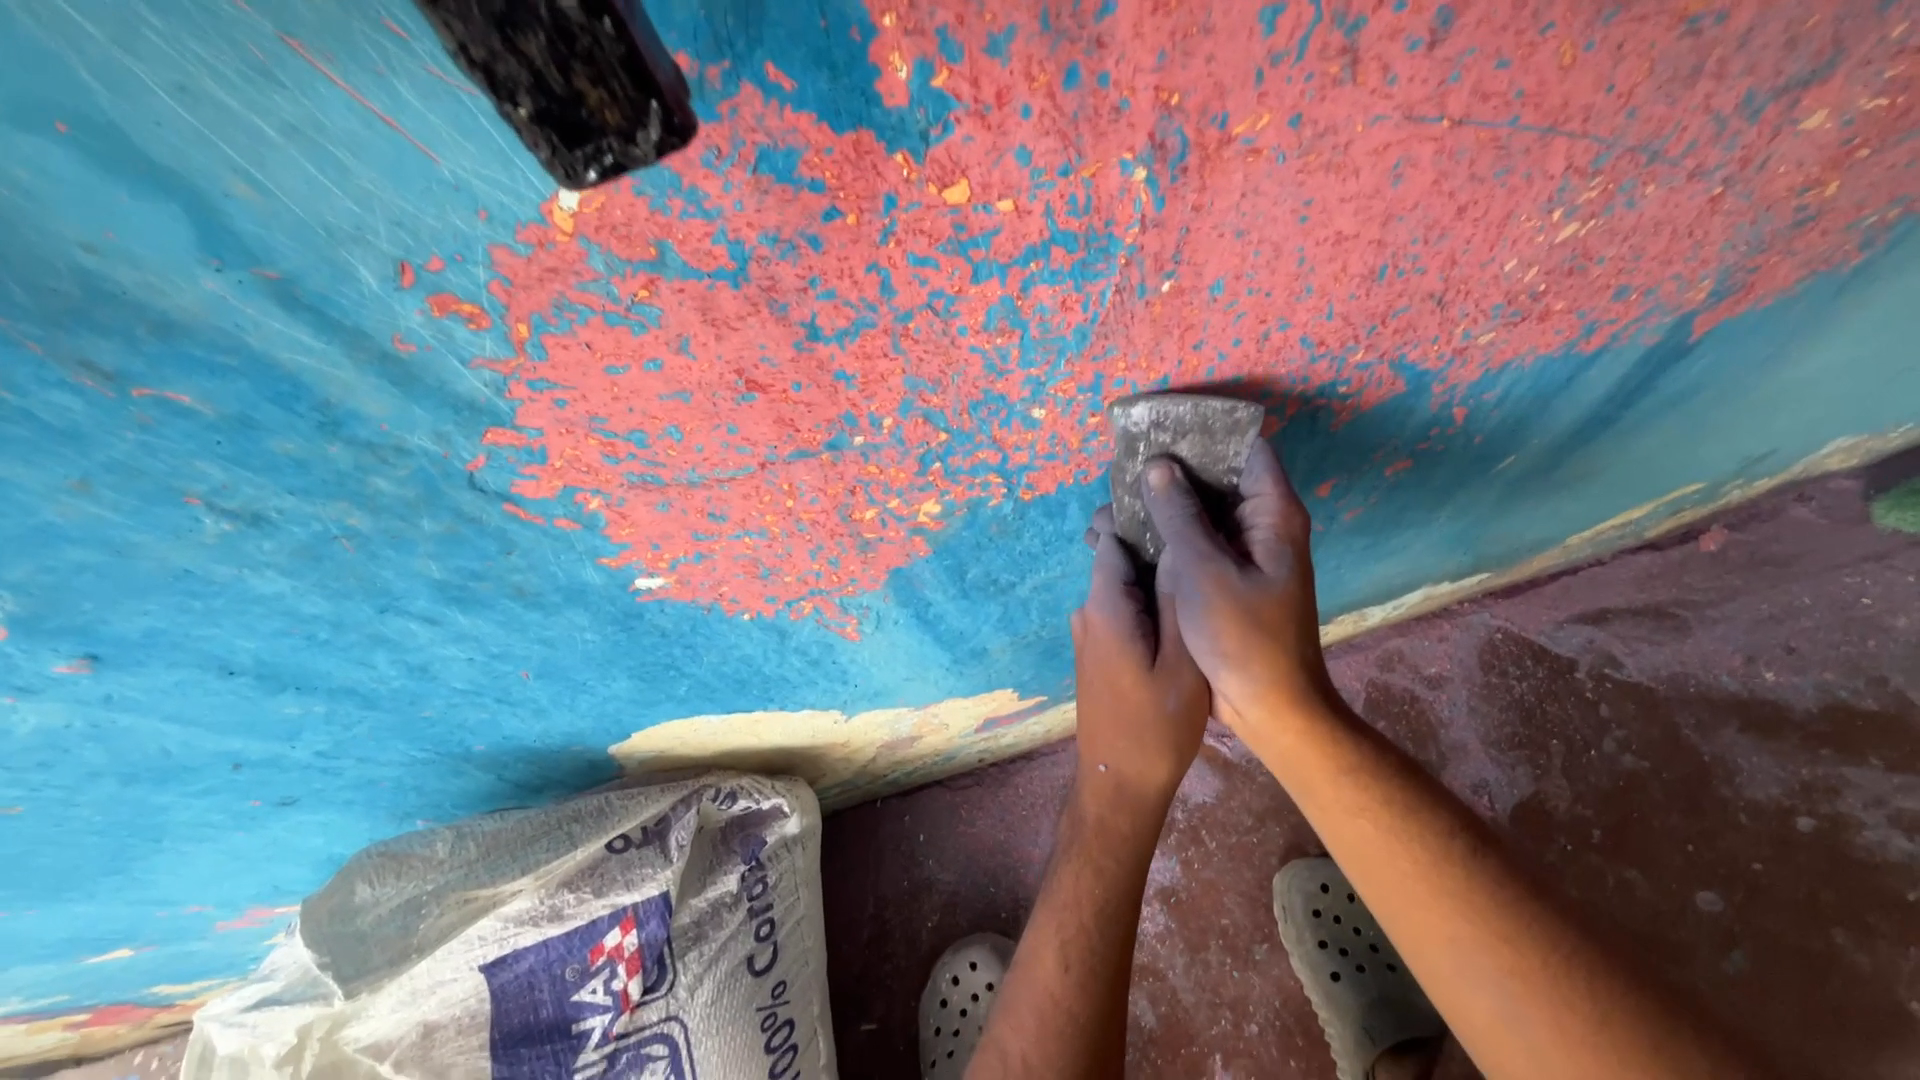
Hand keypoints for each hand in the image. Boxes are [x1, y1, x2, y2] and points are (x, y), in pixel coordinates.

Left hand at [1069, 508, 1210, 803]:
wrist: (1119, 782)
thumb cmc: (1156, 726)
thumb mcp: (1182, 661)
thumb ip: (1175, 599)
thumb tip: (1173, 541)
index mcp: (1105, 605)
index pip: (1113, 535)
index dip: (1141, 508)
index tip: (1178, 489)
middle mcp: (1089, 610)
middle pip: (1117, 554)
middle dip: (1153, 534)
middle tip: (1204, 521)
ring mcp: (1090, 631)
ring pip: (1122, 581)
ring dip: (1154, 567)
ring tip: (1202, 554)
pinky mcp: (1098, 649)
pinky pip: (1122, 606)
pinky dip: (1148, 595)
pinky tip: (1184, 598)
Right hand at [1139, 439, 1337, 730]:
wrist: (1268, 706)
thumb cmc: (1243, 636)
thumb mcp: (1204, 571)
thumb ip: (1179, 515)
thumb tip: (1157, 465)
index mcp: (1270, 514)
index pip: (1245, 448)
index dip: (1205, 431)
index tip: (1159, 425)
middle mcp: (1257, 526)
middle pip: (1214, 478)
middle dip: (1167, 472)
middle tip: (1117, 471)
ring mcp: (1238, 554)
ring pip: (1195, 514)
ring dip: (1155, 511)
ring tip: (1105, 514)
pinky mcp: (1221, 578)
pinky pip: (1189, 545)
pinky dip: (1158, 540)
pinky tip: (1116, 544)